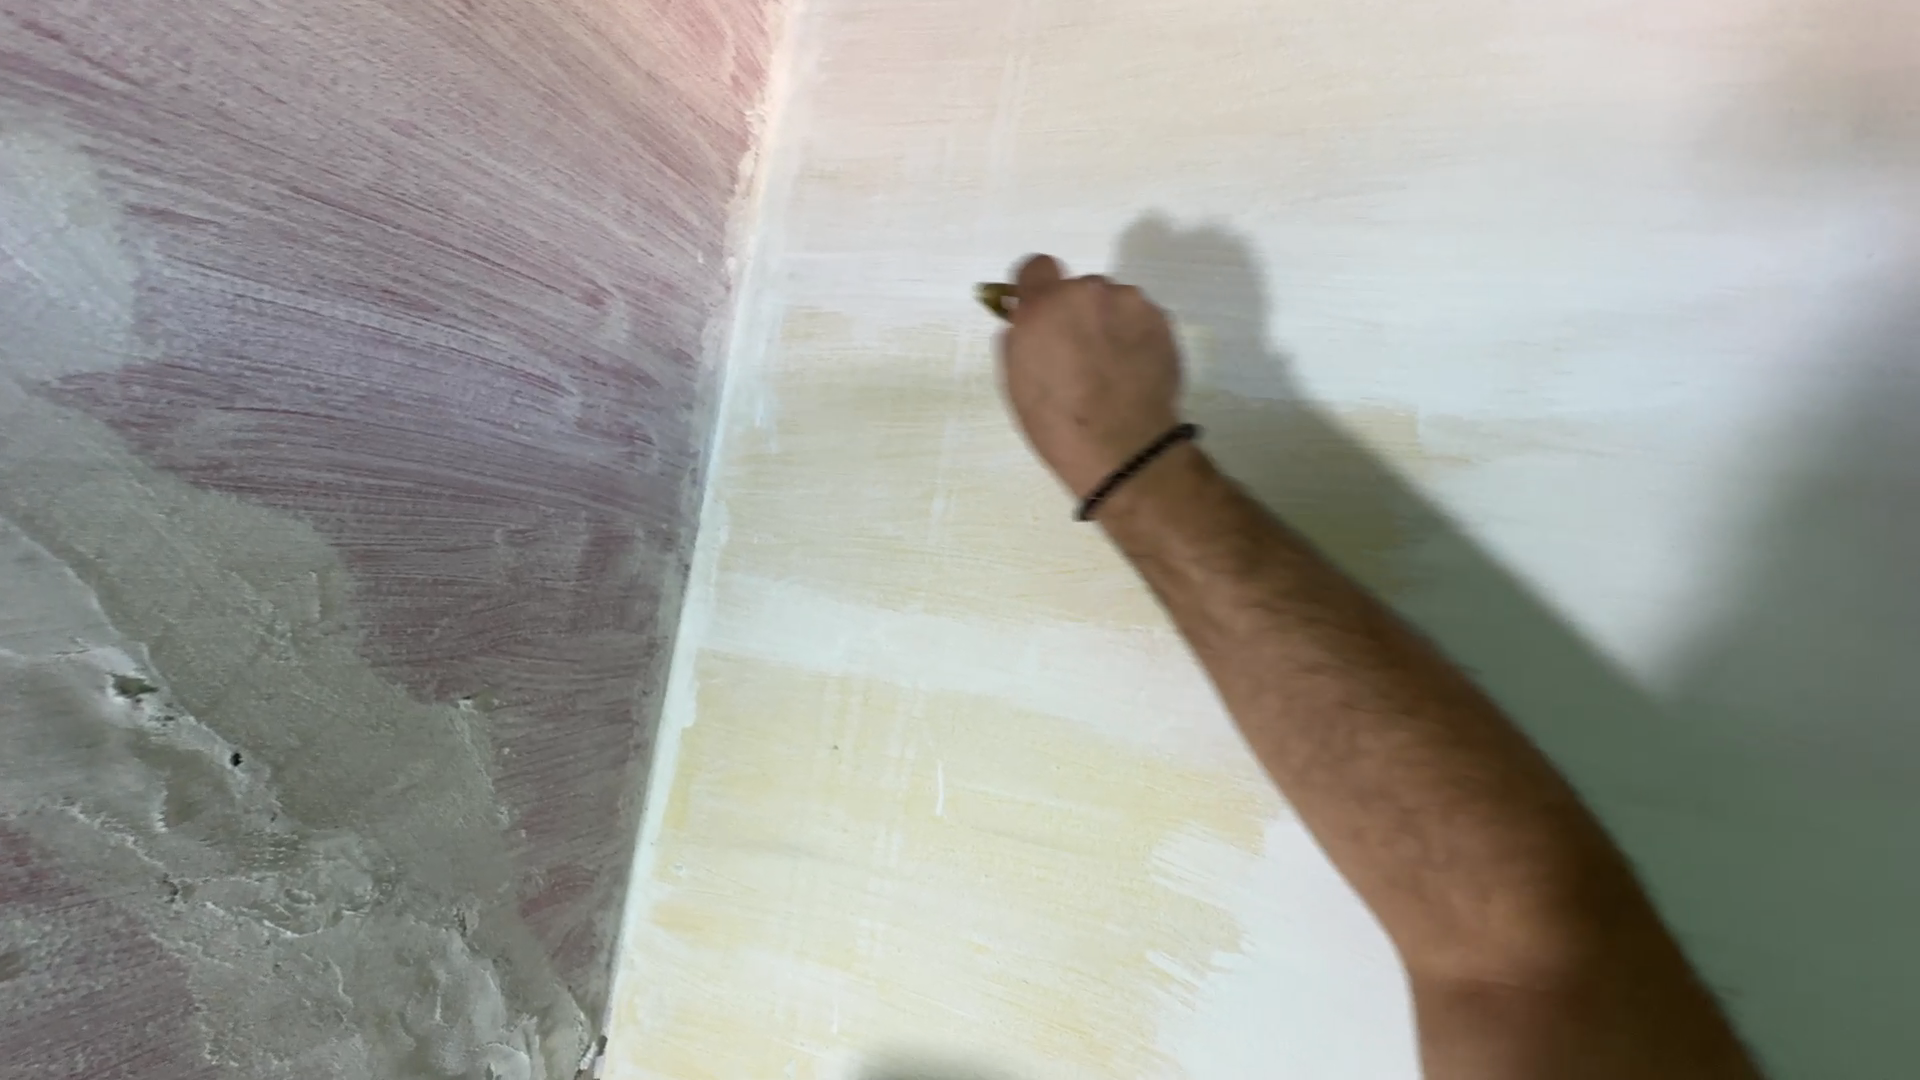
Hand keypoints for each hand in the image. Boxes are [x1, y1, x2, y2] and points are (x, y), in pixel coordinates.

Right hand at [996, 255, 1184, 498]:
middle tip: (1081, 355)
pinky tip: (1134, 371)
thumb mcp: (1017, 385)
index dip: (1037, 290)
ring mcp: (1130, 302)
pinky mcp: (1163, 319)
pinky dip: (1136, 336)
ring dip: (1109, 323)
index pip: (1036, 267)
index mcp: (1043, 306)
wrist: (1123, 449)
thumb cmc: (1058, 425)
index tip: (1043, 317)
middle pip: (1078, 288)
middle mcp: (1087, 292)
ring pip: (1113, 301)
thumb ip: (1018, 342)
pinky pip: (1140, 318)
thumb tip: (1024, 325)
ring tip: (1112, 367)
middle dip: (1077, 313)